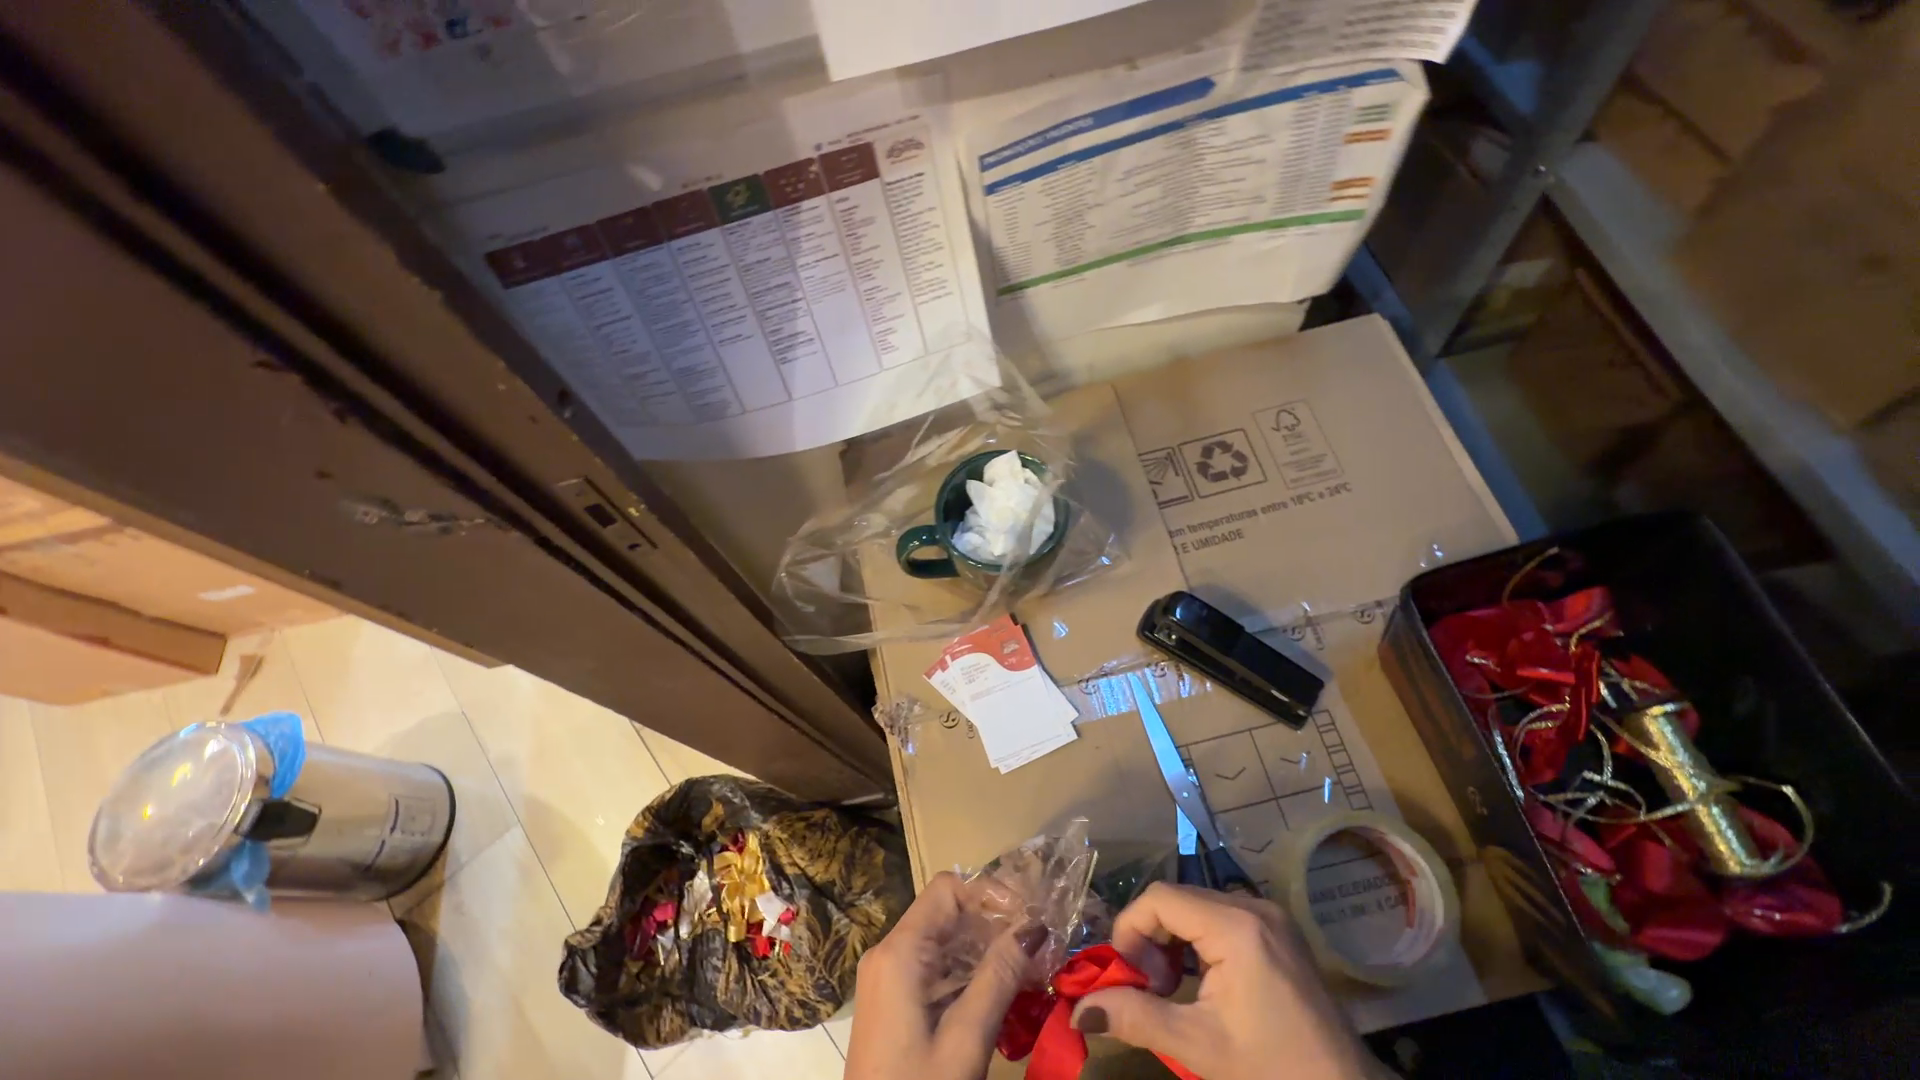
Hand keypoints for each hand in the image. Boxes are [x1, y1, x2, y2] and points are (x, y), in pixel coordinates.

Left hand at [845, 871, 1045, 1079]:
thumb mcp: (966, 1038)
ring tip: (1035, 970)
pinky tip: (1008, 994)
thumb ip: (999, 976)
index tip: (1031, 918)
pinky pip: (938, 970)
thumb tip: (1035, 924)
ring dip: (989, 950)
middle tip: (1043, 946)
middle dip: (997, 924)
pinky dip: (972, 973)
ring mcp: (891, 979)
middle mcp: (890, 954)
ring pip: (946, 942)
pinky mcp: (896, 1002)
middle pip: (948, 913)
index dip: (991, 894)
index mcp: (900, 952)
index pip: (948, 889)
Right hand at [1072, 883, 1382, 1079]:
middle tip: (1150, 988)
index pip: (1159, 898)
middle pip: (1176, 899)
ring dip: (1171, 941)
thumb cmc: (1272, 1068)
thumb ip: (1135, 1017)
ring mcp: (1269, 915)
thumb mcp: (1197, 1045)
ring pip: (1195, 907)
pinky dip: (1196, 942)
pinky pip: (1219, 917)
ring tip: (1172, 989)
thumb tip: (1079, 1010)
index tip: (1129, 978)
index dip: (1130, 930)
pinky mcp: (1277, 930)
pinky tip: (1199, 983)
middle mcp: (1253, 906)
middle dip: (1149, 939)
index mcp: (1236, 926)